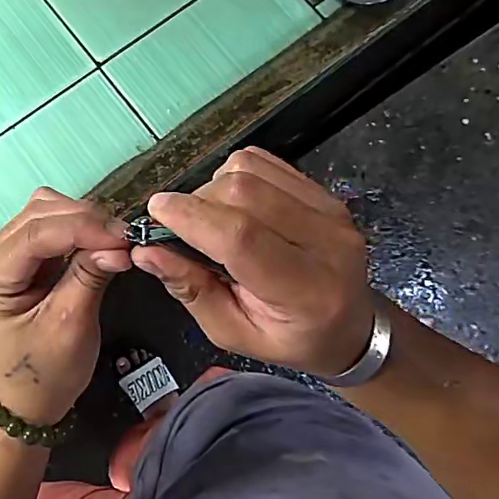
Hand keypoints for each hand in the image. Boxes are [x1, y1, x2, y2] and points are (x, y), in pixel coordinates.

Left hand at [0, 189, 131, 425]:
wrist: (30, 400)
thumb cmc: (45, 373)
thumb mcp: (70, 328)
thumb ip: (89, 278)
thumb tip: (120, 245)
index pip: (35, 234)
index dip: (81, 227)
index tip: (122, 236)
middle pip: (37, 213)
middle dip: (83, 218)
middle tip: (124, 237)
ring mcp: (7, 255)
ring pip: (44, 211)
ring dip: (81, 218)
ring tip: (114, 239)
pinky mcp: (25, 258)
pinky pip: (50, 226)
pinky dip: (78, 227)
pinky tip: (99, 240)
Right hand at [132, 148, 375, 376]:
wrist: (351, 325)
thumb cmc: (288, 336)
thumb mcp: (231, 332)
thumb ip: (189, 290)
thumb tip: (146, 252)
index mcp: (303, 290)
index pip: (241, 237)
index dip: (191, 217)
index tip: (155, 213)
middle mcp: (325, 242)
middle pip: (241, 192)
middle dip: (195, 203)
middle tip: (181, 227)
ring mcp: (328, 210)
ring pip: (247, 171)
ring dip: (211, 188)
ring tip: (211, 218)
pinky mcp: (322, 191)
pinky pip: (260, 162)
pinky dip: (231, 175)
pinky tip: (232, 204)